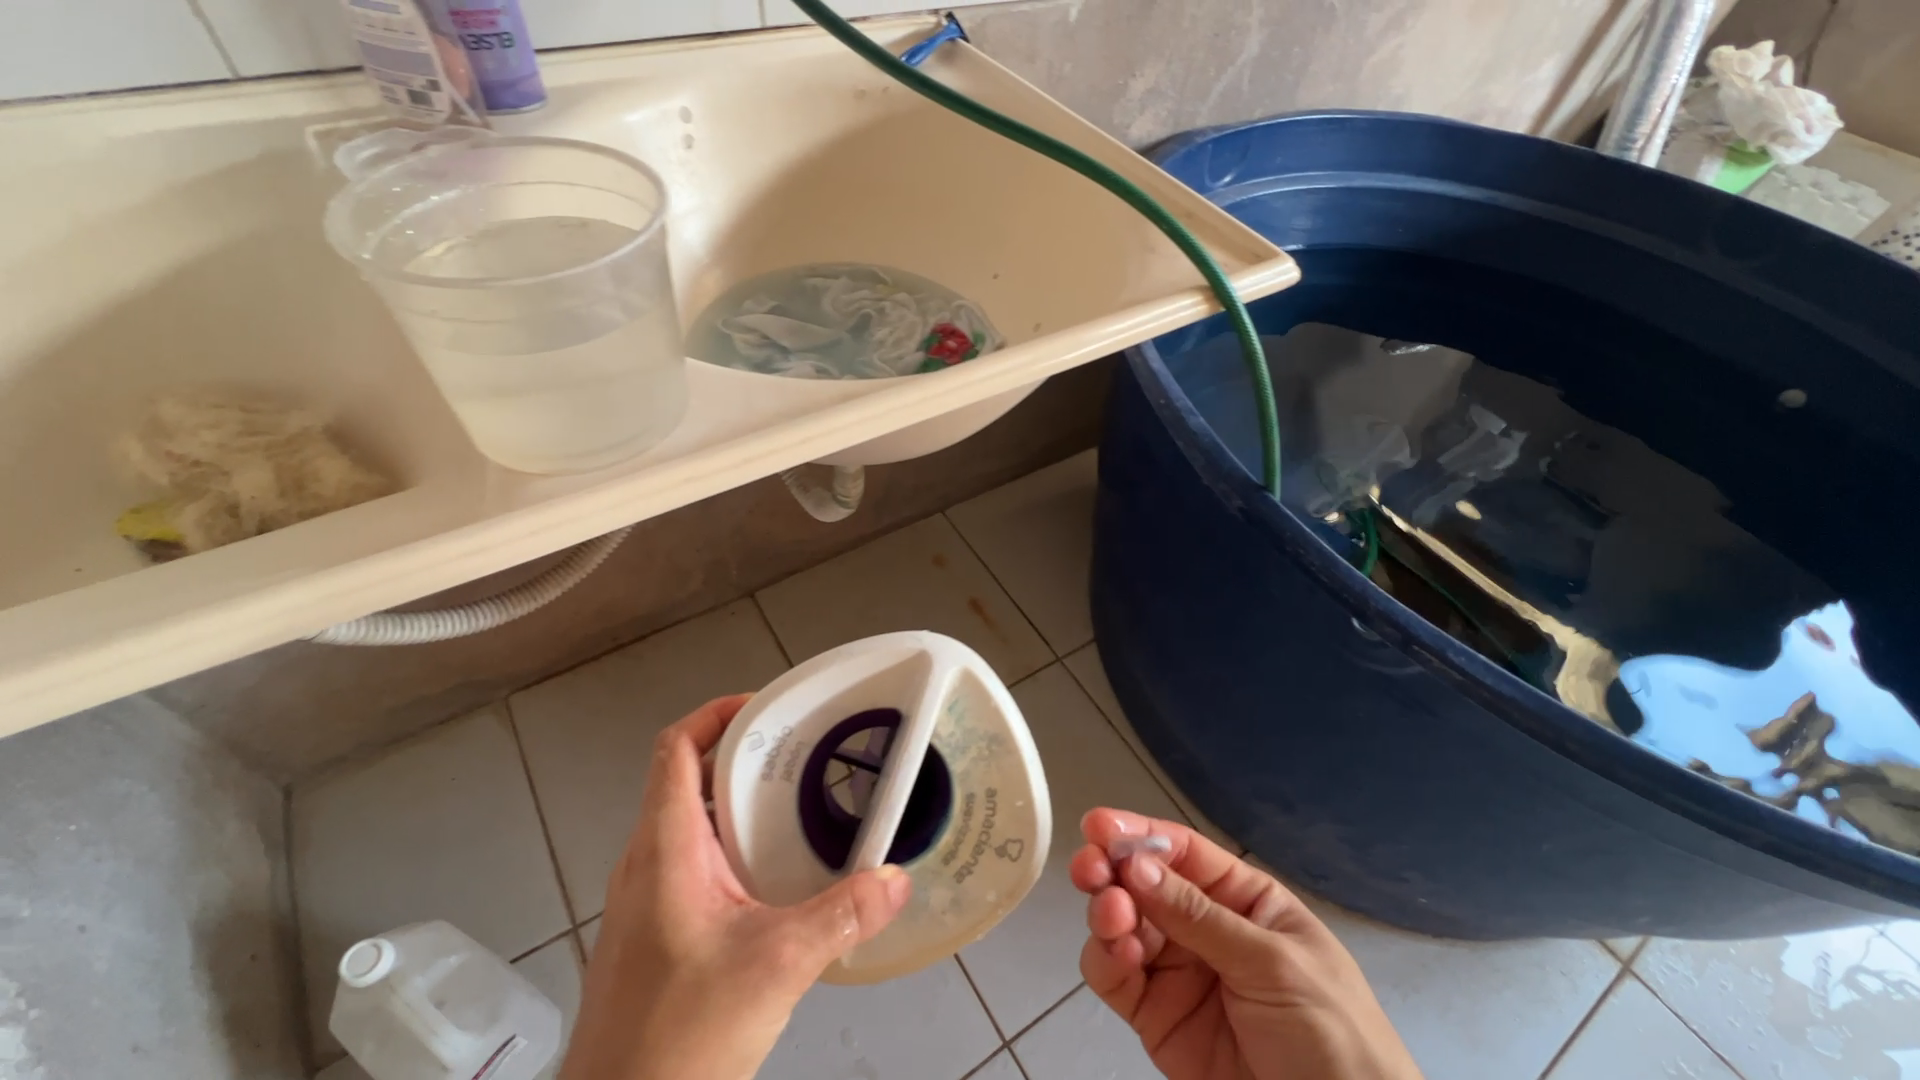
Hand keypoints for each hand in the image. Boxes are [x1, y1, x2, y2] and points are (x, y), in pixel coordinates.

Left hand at [562, 696, 911, 1079]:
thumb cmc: (683, 1029)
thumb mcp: (776, 966)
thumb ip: (842, 915)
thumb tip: (899, 877)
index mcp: (665, 846)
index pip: (674, 747)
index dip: (716, 714)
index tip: (771, 709)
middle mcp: (646, 860)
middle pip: (683, 777)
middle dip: (741, 754)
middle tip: (804, 753)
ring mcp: (643, 899)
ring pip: (687, 822)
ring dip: (735, 801)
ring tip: (798, 803)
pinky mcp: (651, 932)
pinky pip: (690, 862)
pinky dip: (729, 845)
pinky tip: (774, 876)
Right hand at [1071, 809, 1421, 1079]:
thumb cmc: (1330, 1031)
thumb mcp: (1273, 963)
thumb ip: (1199, 916)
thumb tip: (1135, 865)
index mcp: (1242, 900)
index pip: (1183, 853)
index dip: (1140, 833)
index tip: (1098, 824)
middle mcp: (1202, 927)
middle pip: (1143, 885)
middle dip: (1111, 870)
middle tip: (1089, 868)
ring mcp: (1176, 972)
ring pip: (1121, 926)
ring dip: (1106, 914)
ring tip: (1112, 916)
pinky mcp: (1154, 1016)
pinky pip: (1116, 978)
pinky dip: (1105, 960)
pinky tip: (1118, 958)